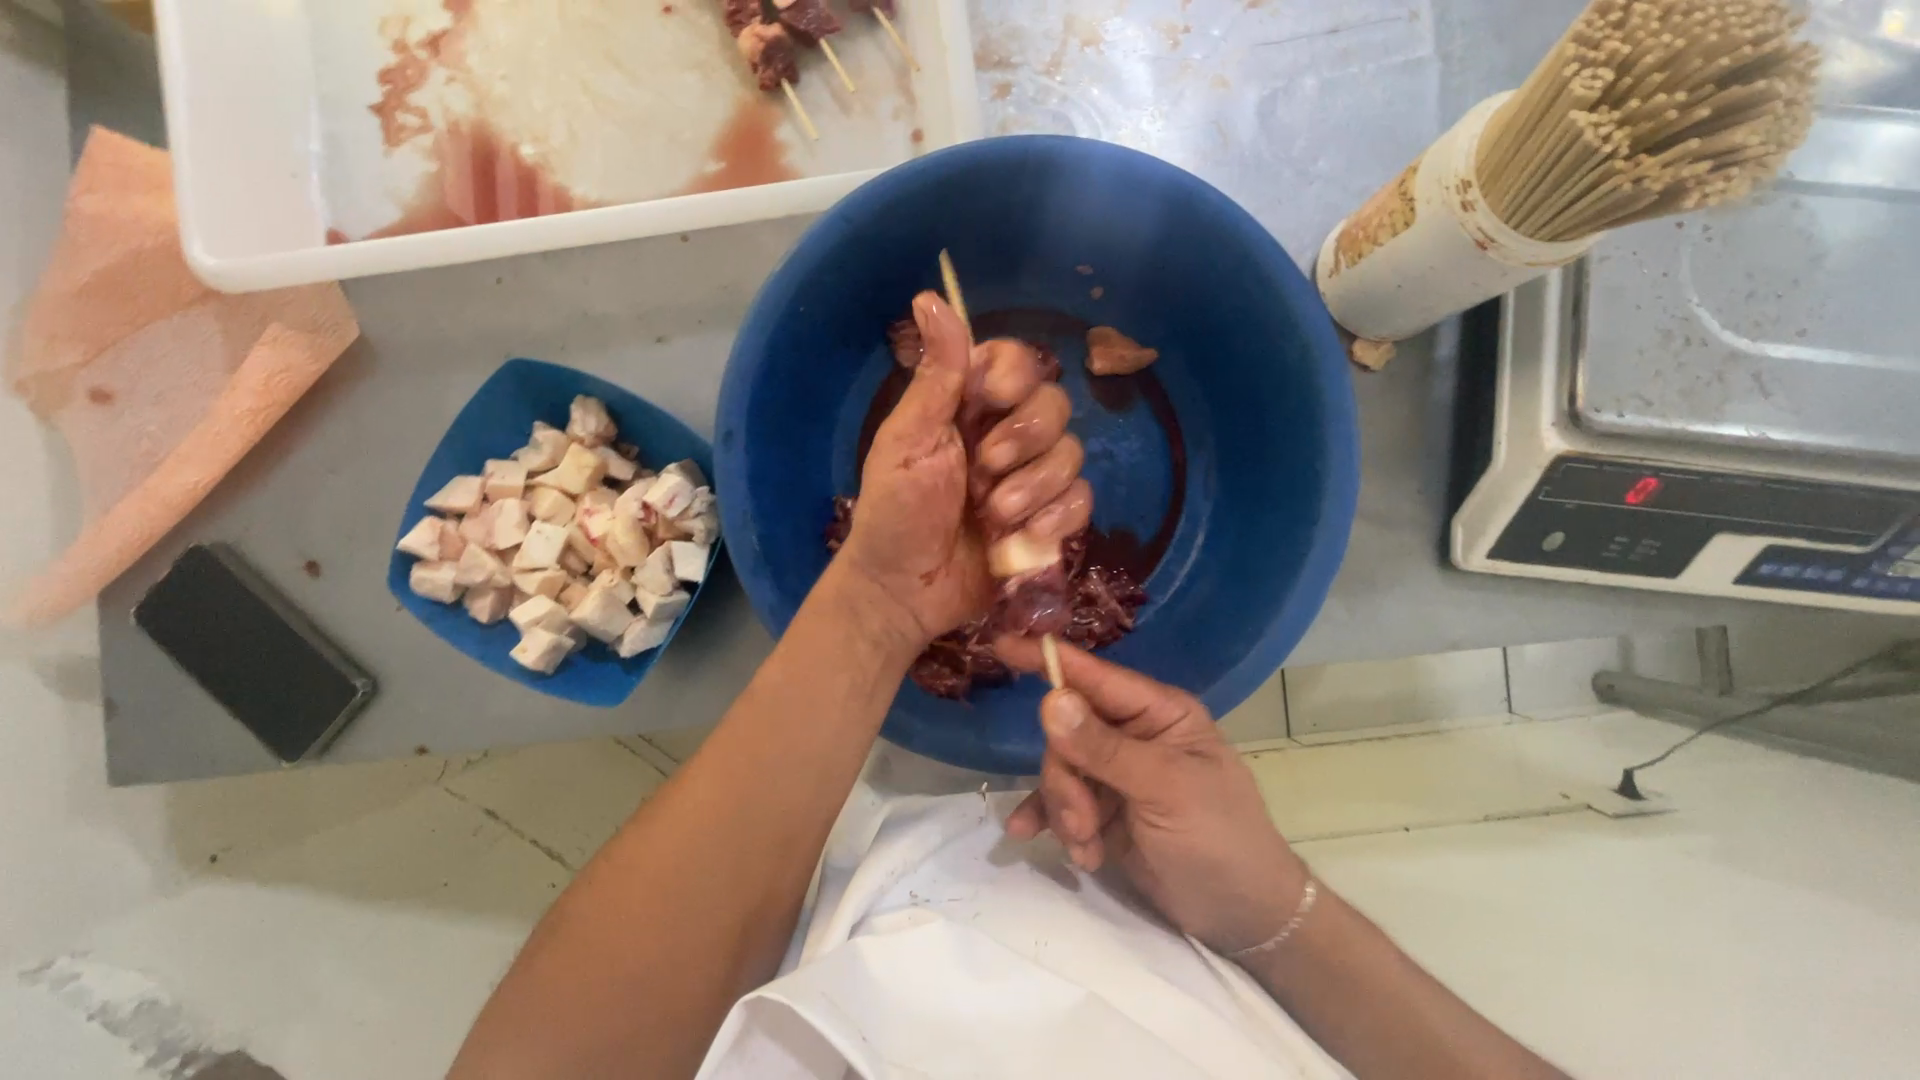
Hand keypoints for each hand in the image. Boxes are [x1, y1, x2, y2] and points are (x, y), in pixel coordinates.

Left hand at [836, 292, 1085, 645]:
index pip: (1016, 362)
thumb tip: (931, 296)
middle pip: (1054, 405)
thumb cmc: (895, 513)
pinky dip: (1057, 518)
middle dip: (1024, 441)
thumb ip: (934, 376)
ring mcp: (1030, 479)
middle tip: (983, 473)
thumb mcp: (907, 441)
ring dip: (1034, 487)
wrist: (904, 591)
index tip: (988, 400)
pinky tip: (1024, 536)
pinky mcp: (1047, 520)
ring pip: (1072, 454)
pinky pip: (1081, 501)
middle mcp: (1005, 435)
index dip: (1013, 376)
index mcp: (967, 407)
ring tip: (992, 516)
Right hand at [998, 638, 1309, 954]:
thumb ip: (1103, 748)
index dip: (1048, 660)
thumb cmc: (1219, 838)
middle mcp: (1134, 735)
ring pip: (1060, 770)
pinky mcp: (1105, 811)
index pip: (1095, 676)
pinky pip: (1061, 804)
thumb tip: (1050, 700)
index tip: (1001, 644)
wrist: (1242, 917)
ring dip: (1065, 810)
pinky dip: (1052, 822)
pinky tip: (1033, 837)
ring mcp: (1117, 774)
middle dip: (1066, 779)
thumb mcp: (1164, 788)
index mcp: (1159, 713)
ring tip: (1087, 845)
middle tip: (1082, 820)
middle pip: (1067, 733)